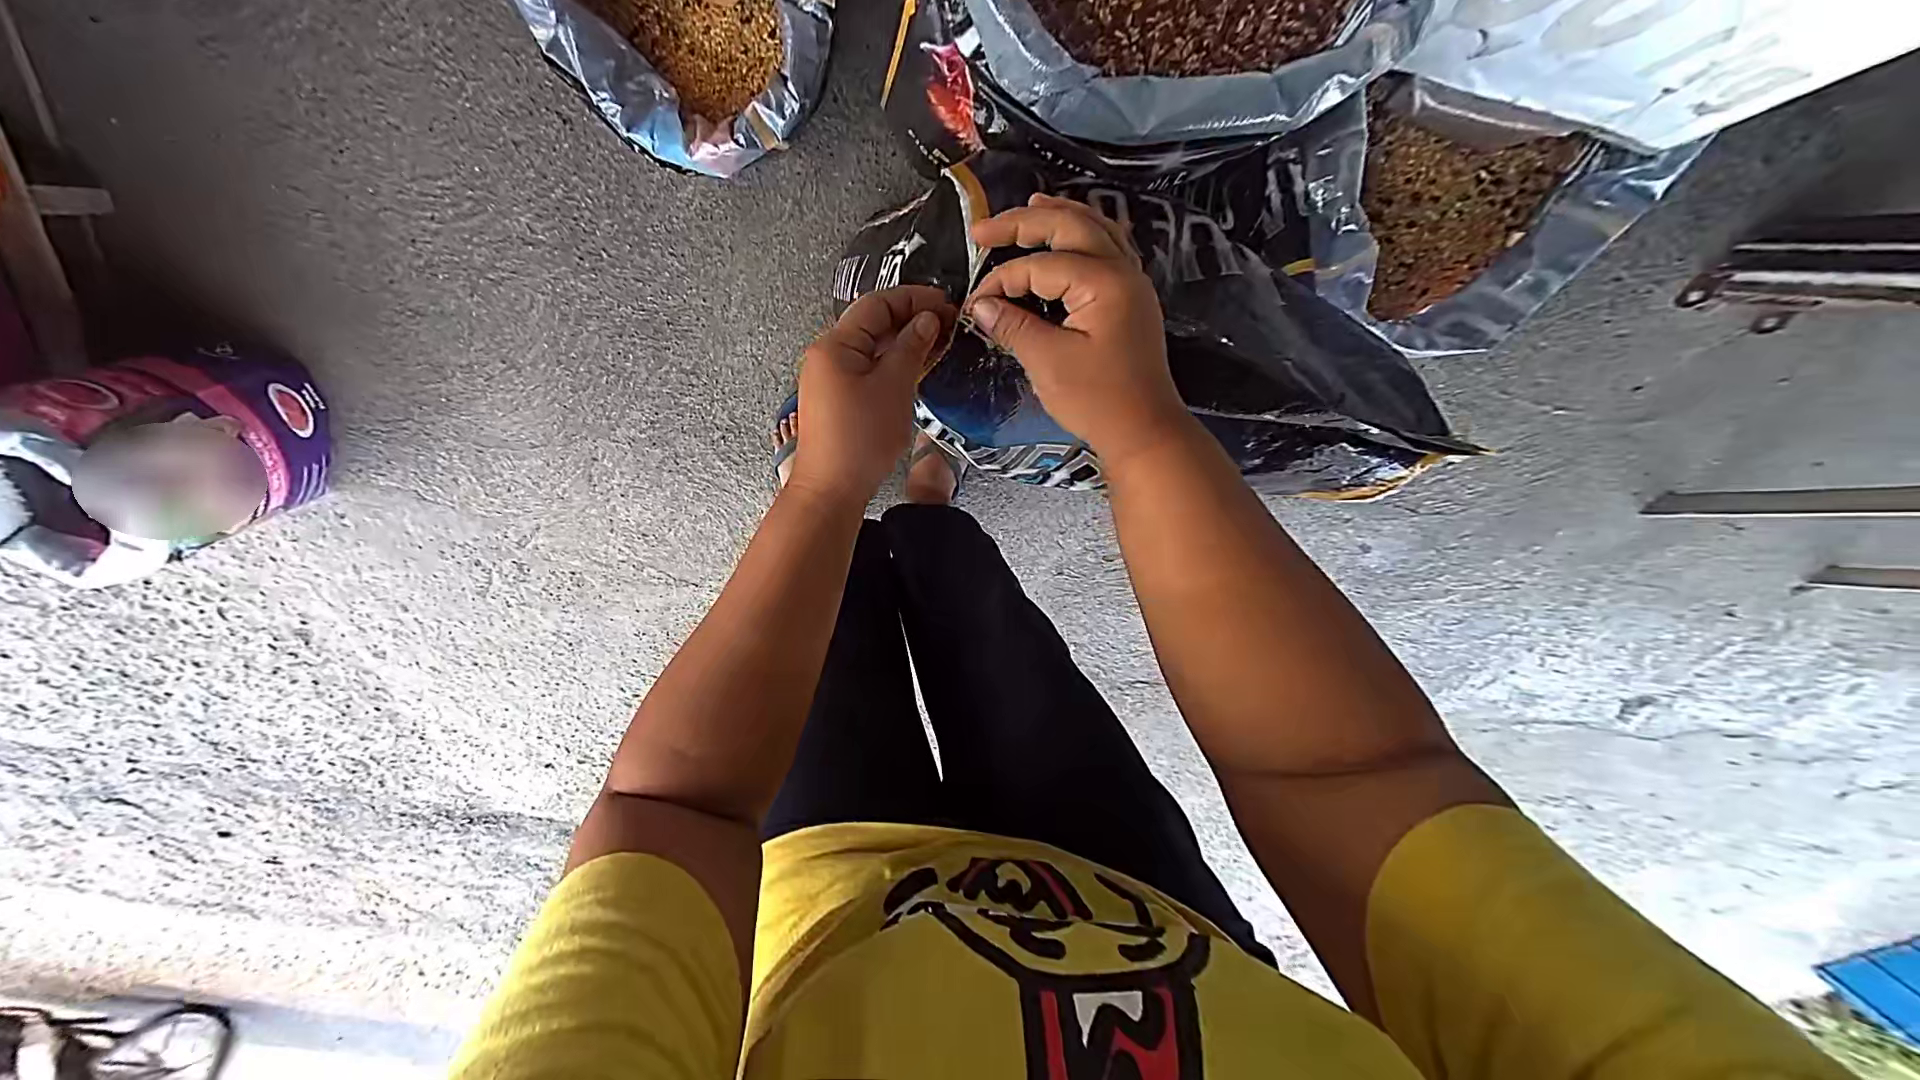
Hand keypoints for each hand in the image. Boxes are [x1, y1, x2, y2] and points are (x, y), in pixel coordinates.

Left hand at [789, 284, 954, 505]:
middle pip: (873, 324)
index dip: (914, 299)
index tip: (943, 303)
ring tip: (937, 345)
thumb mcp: (894, 386)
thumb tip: (926, 321)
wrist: (832, 490)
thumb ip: (912, 347)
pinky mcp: (838, 401)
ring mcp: (830, 380)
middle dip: (911, 320)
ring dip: (904, 343)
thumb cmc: (857, 443)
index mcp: (834, 346)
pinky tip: (915, 371)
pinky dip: (893, 365)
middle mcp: (827, 358)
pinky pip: (868, 371)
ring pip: (872, 349)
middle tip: (946, 324)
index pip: (877, 304)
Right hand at [966, 194, 1192, 468]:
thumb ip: (1013, 327)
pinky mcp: (1131, 300)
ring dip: (1059, 216)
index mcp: (1102, 281)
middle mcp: (1122, 270)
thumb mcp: (1048, 363)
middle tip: (983, 230)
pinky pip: (1108, 249)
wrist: (1144, 430)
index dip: (1001, 280)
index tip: (975, 304)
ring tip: (1030, 205)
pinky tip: (1069, 239)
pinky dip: (1083, 237)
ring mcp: (1132, 283)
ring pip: (1095, 229)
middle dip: (1024, 222)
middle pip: (1070, 225)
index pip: (1040, 266)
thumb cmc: (1097, 400)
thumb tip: (980, 305)